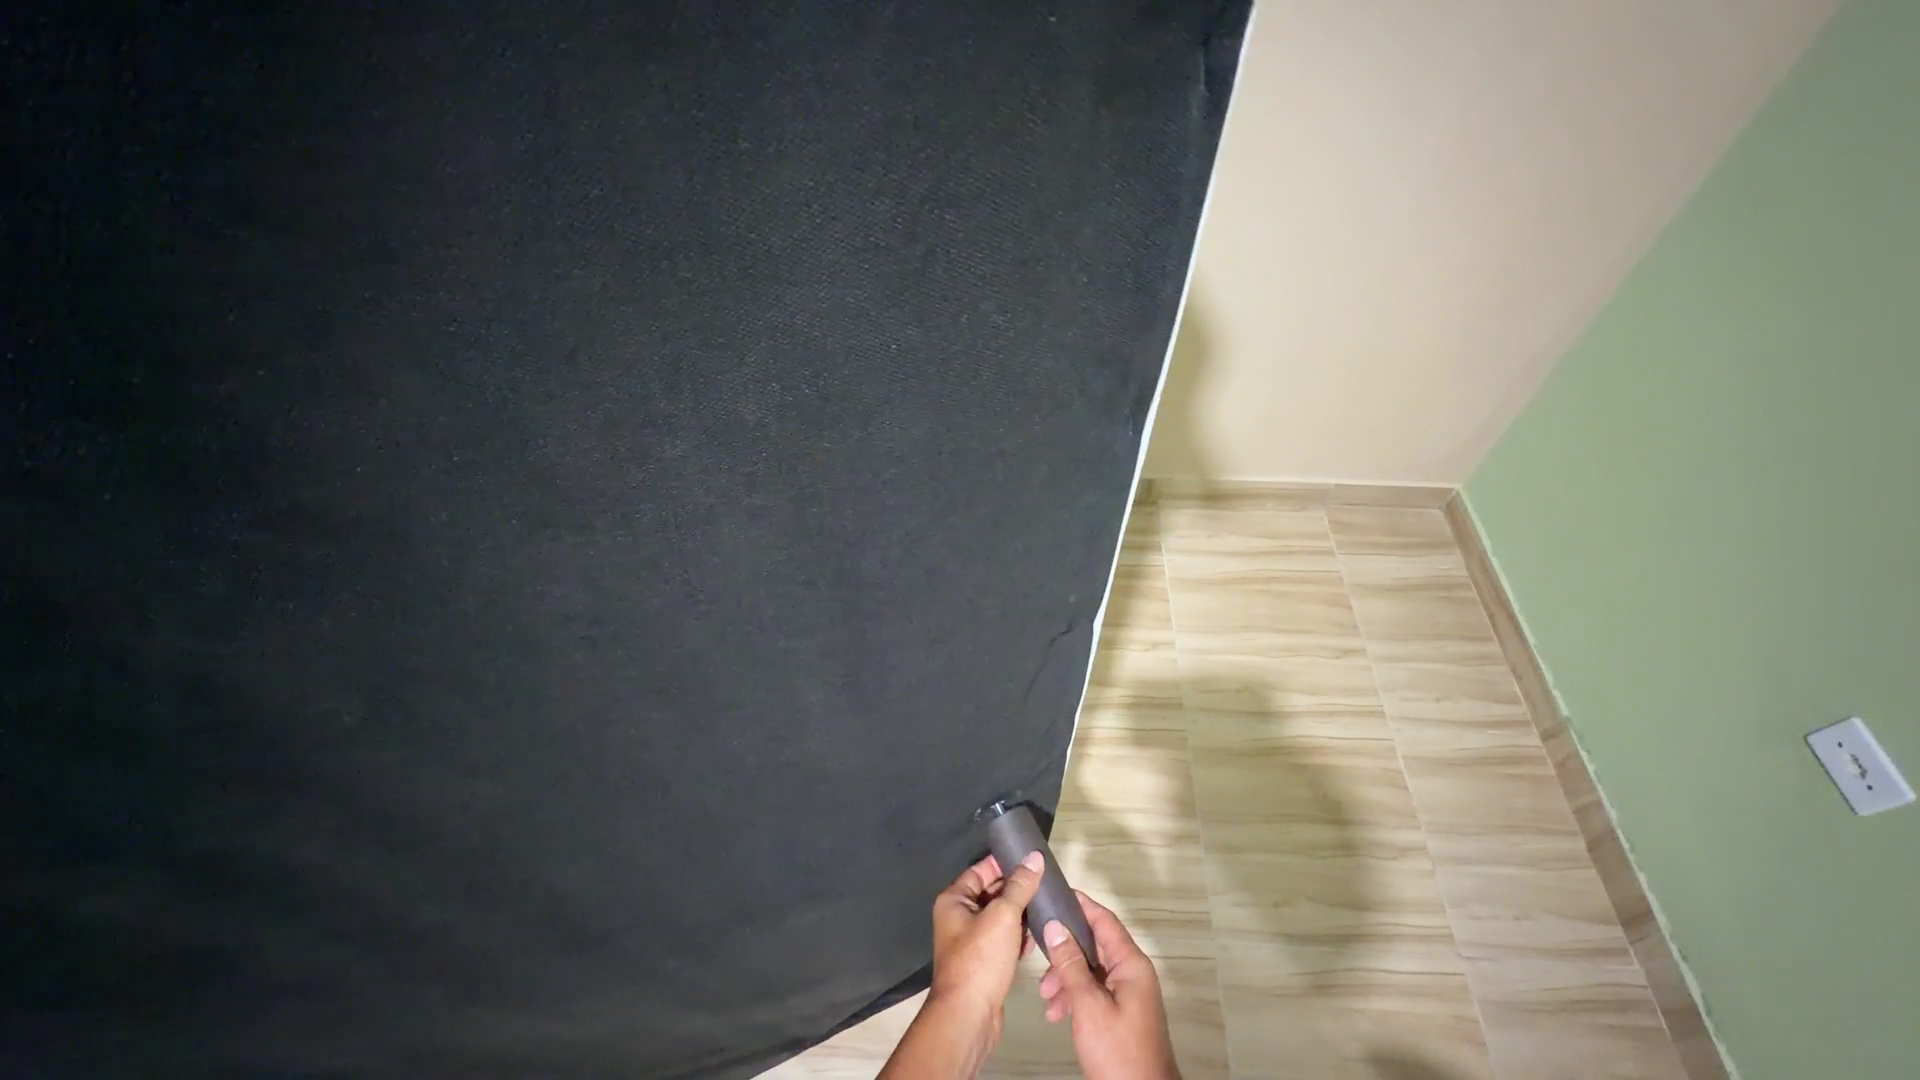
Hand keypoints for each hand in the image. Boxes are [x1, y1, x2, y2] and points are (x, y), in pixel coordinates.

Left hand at [879, 852, 1045, 1079]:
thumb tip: (1034, 857)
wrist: (969, 1016)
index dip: (1005, 862)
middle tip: (1047, 882)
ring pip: (1001, 917)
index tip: (1032, 858)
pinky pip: (1004, 939)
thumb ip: (1020, 886)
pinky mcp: (984, 961)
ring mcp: (971, 940)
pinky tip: (1037, 937)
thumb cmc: (980, 959)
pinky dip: (1019, 937)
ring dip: (1021, 914)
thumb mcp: (1003, 916)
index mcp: (954, 899)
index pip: (981, 870)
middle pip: (992, 892)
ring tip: (1047, 907)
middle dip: (1017, 889)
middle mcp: (959, 916)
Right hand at [1037, 891, 1179, 1079]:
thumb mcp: (1088, 1005)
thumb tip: (1055, 926)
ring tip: (1045, 995)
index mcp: (1131, 963)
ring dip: (1066, 977)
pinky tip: (1056, 1011)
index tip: (1054, 894)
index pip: (1104, 920)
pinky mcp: (1121, 1012)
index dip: (1080, 904)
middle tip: (1038, 955)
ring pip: (1090, 969)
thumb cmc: (1117, 1049)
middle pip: (1094, 945)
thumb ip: (1070, 964)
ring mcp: (1128, 993)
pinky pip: (1094, 991)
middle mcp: (1132, 972)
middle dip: (1064, 950)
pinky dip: (1074, 996)